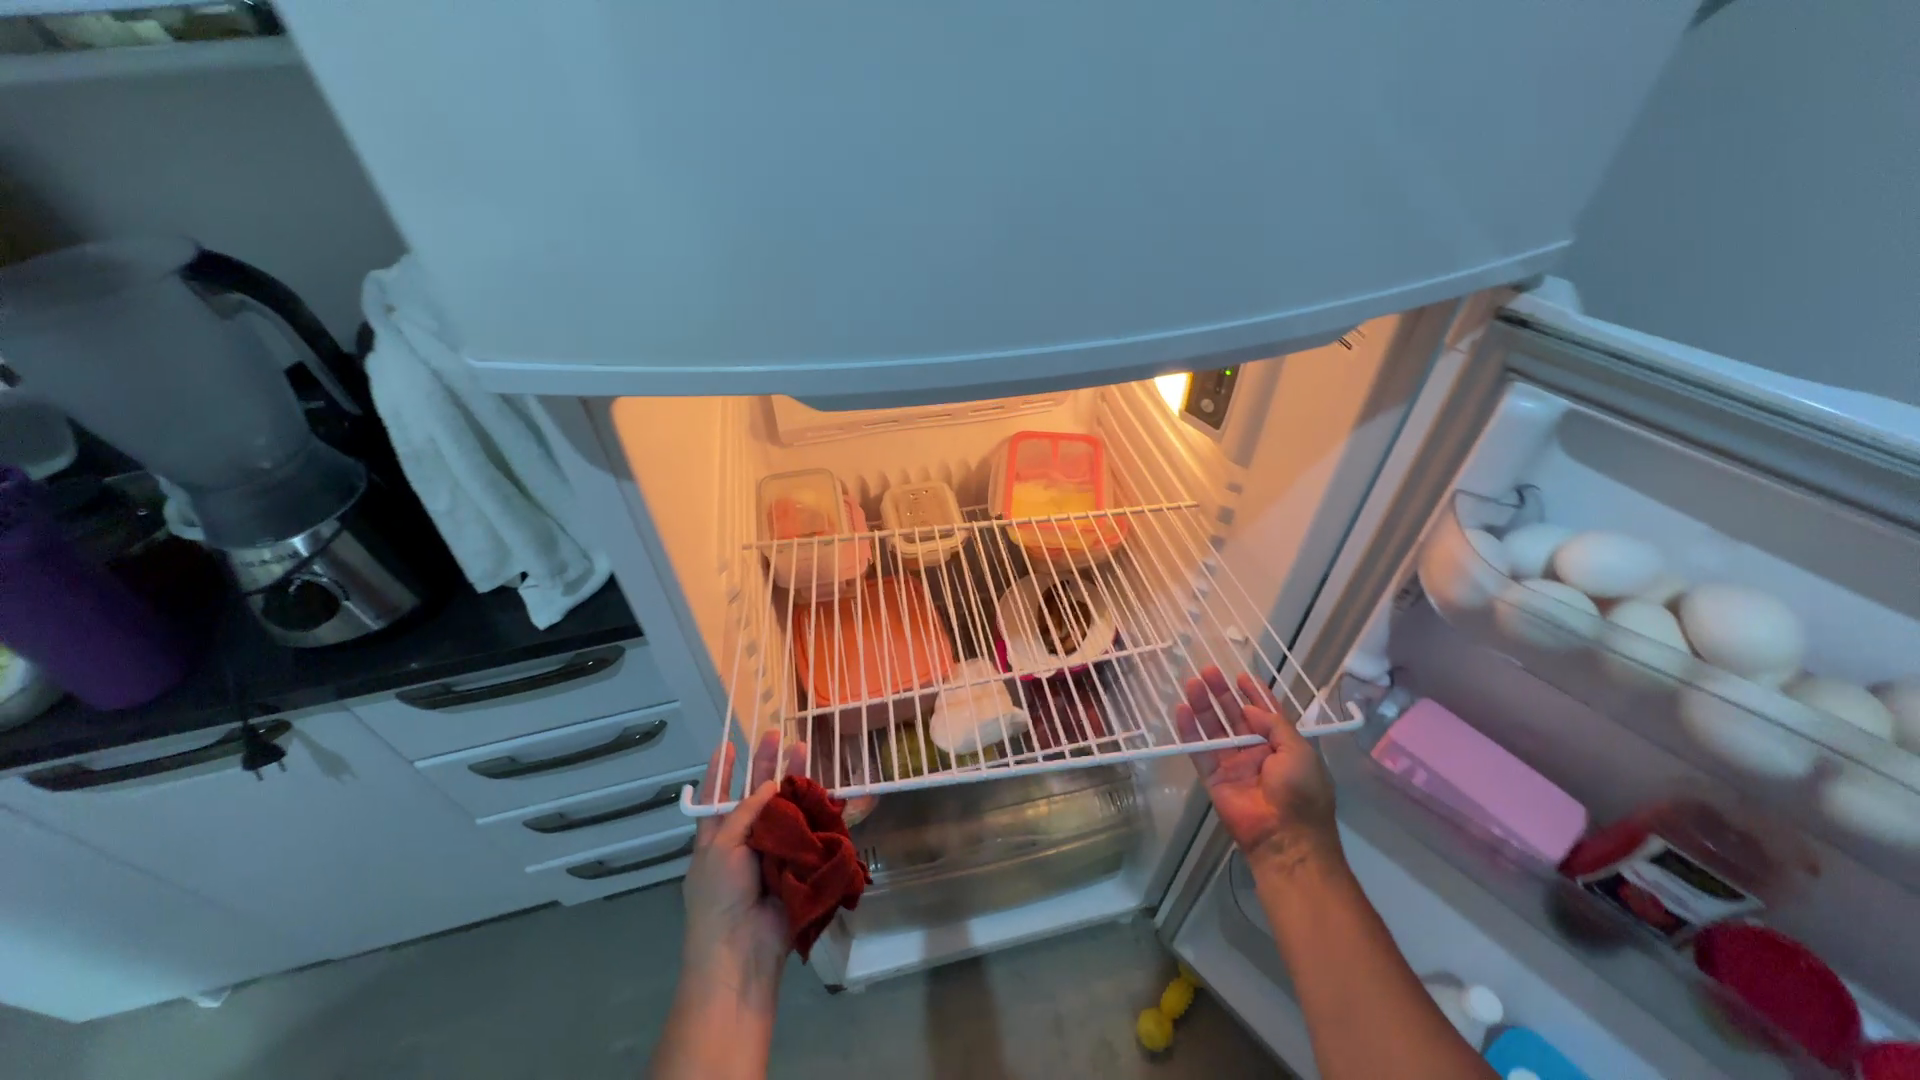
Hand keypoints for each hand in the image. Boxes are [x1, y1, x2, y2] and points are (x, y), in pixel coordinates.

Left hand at [681, 731, 808, 998]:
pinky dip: (821, 812)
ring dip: (795, 781)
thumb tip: (768, 787)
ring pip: (787, 809)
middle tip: (780, 734)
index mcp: (716, 838)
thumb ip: (745, 812)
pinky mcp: (800, 864)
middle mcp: (745, 841)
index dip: (722, 771)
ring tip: (805, 749)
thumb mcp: (720, 847)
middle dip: (767, 766)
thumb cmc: (719, 895)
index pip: (718, 797)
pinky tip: (829, 789)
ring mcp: (773, 852)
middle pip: (757, 796)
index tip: (729, 744)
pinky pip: (811, 833)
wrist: (743, 948)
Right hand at [1175, 666, 1338, 874]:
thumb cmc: (1301, 791)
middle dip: (1222, 694)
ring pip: (1214, 730)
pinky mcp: (1213, 779)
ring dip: (1203, 706)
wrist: (1286, 837)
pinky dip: (1189, 731)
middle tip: (1208, 672)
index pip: (1266, 714)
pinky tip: (1182, 710)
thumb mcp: (1299, 751)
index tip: (1240, 676)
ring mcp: (1233, 765)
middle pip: (1235, 717)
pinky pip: (1199, 751)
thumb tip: (1249, 708)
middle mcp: (1256, 753)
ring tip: (1191, 683)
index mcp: (1282, 747)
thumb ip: (1274, 725)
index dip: (1254, 694)